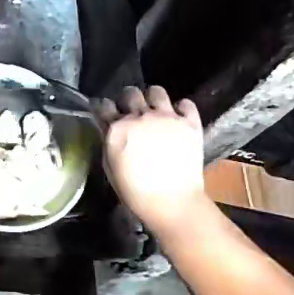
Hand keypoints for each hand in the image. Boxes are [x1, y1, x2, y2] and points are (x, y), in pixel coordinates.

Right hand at [93, 86, 208, 232]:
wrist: (172, 203)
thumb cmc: (135, 193)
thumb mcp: (110, 168)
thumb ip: (108, 143)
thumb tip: (109, 131)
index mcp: (117, 128)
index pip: (104, 105)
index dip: (105, 108)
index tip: (107, 112)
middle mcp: (140, 116)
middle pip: (130, 93)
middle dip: (128, 99)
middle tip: (132, 110)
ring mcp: (166, 117)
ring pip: (157, 91)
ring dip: (153, 98)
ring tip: (156, 109)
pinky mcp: (189, 123)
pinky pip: (186, 103)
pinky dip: (181, 108)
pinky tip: (178, 117)